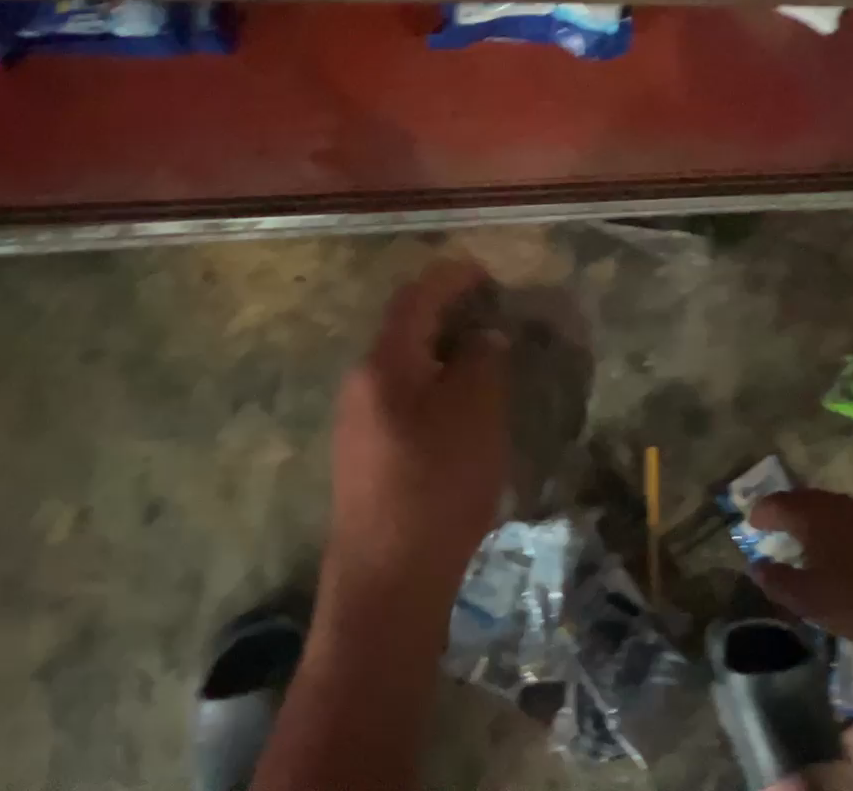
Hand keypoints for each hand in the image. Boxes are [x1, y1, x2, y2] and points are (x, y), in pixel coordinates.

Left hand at [327, 258, 510, 587]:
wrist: (387, 581)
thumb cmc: (436, 486)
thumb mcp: (475, 414)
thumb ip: (481, 362)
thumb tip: (481, 338)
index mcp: (383, 364)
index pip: (415, 298)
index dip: (451, 277)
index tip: (486, 272)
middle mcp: (361, 385)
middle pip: (405, 332)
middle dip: (449, 316)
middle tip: (495, 318)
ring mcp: (357, 424)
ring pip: (406, 370)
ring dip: (444, 356)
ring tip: (487, 364)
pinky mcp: (365, 459)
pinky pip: (403, 403)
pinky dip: (436, 391)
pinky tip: (463, 414)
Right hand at [750, 490, 852, 652]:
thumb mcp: (809, 601)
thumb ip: (777, 580)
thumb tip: (756, 566)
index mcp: (816, 518)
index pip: (780, 503)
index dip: (762, 512)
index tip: (752, 522)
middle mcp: (841, 508)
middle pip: (806, 498)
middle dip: (787, 508)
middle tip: (774, 522)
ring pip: (832, 506)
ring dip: (813, 515)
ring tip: (803, 533)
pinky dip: (836, 525)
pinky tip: (839, 546)